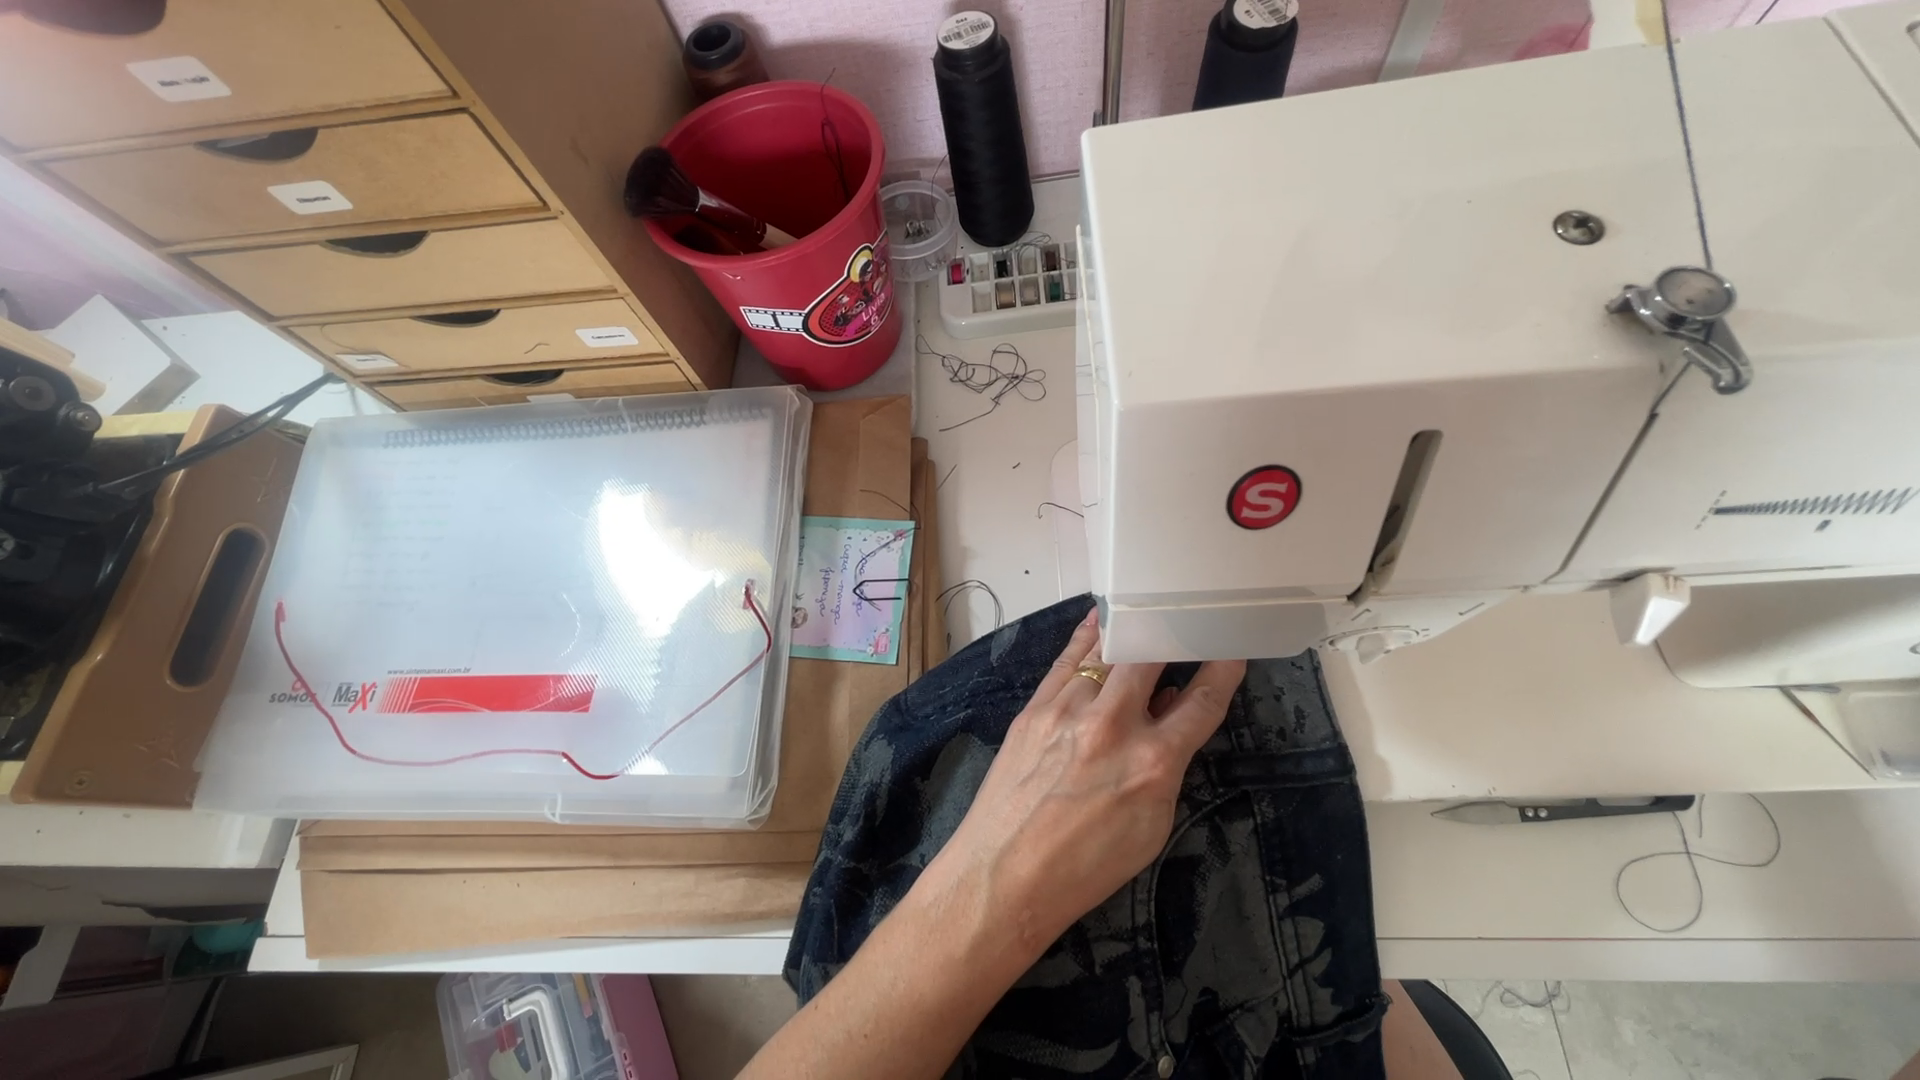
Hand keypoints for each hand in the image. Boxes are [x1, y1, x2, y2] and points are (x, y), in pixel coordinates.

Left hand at [919, 609, 1246, 960]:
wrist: (1004, 876)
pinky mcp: (1034, 708)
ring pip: (1107, 652)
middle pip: (1152, 660)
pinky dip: (1088, 637)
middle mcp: (1113, 726)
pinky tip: (1099, 619)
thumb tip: (1168, 715)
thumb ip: (1165, 766)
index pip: (1201, 703)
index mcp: (1153, 763)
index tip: (1232, 645)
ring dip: (1131, 629)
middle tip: (1184, 618)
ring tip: (1145, 606)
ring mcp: (1068, 711)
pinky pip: (1067, 660)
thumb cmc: (1085, 867)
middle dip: (1172, 635)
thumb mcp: (1150, 826)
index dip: (1223, 671)